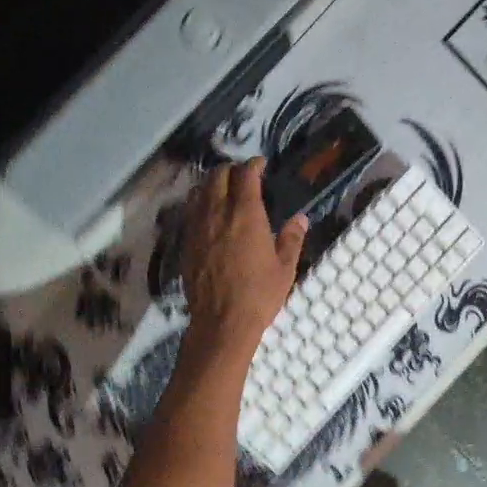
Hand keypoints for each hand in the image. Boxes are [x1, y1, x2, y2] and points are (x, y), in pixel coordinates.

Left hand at [181, 158, 309, 348]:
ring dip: (211, 184)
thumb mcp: (284, 269)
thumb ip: (292, 239)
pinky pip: (190, 212)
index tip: (261, 164)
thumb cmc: (259, 296)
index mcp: (246, 215)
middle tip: (242, 176)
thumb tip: (300, 219)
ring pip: (199, 191)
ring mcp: (197, 227)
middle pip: (217, 176)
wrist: (222, 322)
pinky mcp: (186, 243)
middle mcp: (218, 213)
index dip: (254, 164)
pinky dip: (200, 204)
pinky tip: (208, 215)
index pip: (246, 175)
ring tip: (222, 191)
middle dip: (230, 170)